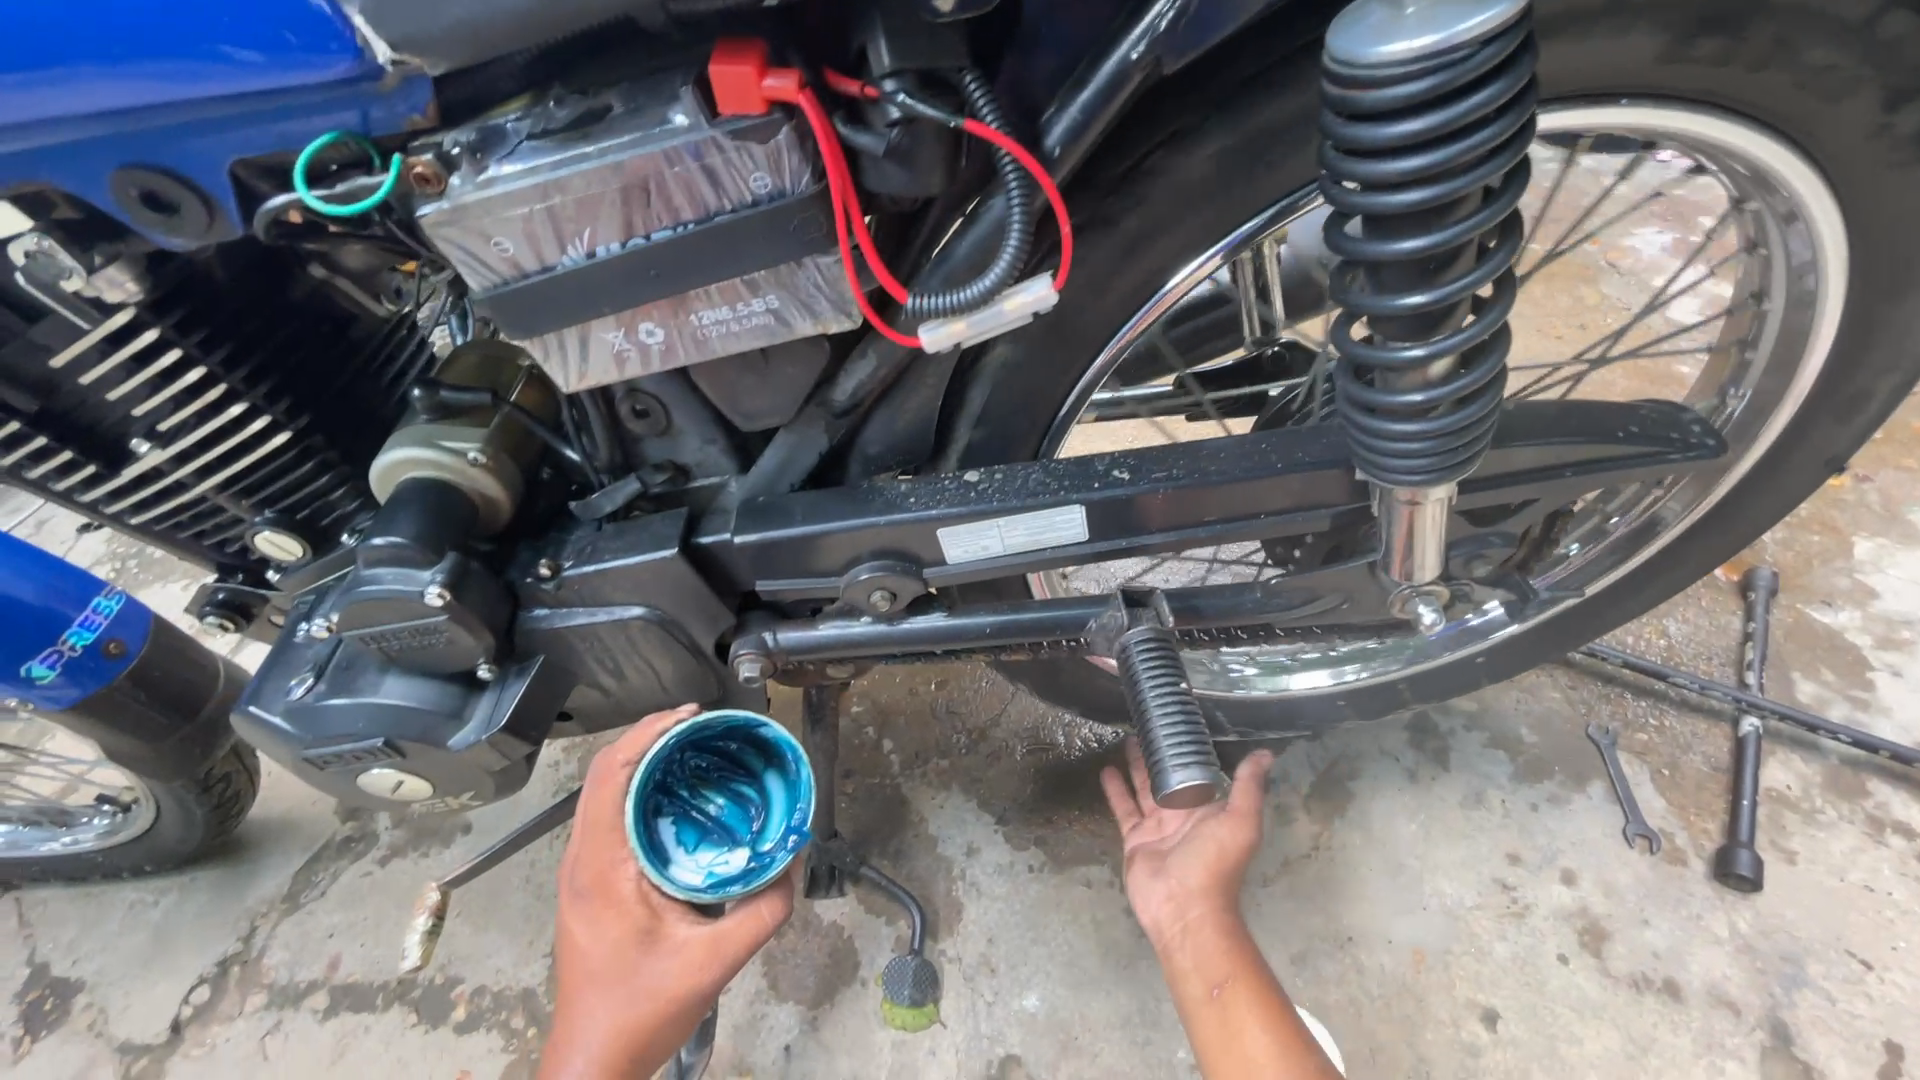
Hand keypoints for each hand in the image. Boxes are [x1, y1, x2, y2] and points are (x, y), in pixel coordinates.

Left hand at [542, 704, 796, 1078]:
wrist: (592, 1062)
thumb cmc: (641, 1010)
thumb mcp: (714, 961)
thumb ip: (764, 909)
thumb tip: (793, 860)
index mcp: (600, 866)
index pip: (611, 775)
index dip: (647, 733)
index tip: (691, 715)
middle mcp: (581, 860)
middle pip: (603, 774)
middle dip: (648, 737)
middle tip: (700, 726)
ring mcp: (579, 873)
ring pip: (602, 794)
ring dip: (641, 762)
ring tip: (692, 750)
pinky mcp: (588, 885)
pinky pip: (608, 818)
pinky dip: (638, 792)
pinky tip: (676, 798)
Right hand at [1100, 738, 1273, 946]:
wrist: (1184, 908)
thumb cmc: (1215, 863)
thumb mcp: (1240, 821)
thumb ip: (1248, 787)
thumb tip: (1265, 754)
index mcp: (1208, 811)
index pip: (1198, 775)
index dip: (1189, 753)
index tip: (1179, 728)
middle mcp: (1183, 817)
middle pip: (1168, 779)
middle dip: (1160, 756)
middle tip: (1148, 726)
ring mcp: (1157, 829)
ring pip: (1145, 790)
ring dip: (1137, 767)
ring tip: (1127, 739)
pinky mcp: (1135, 840)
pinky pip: (1124, 810)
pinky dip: (1116, 790)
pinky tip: (1106, 770)